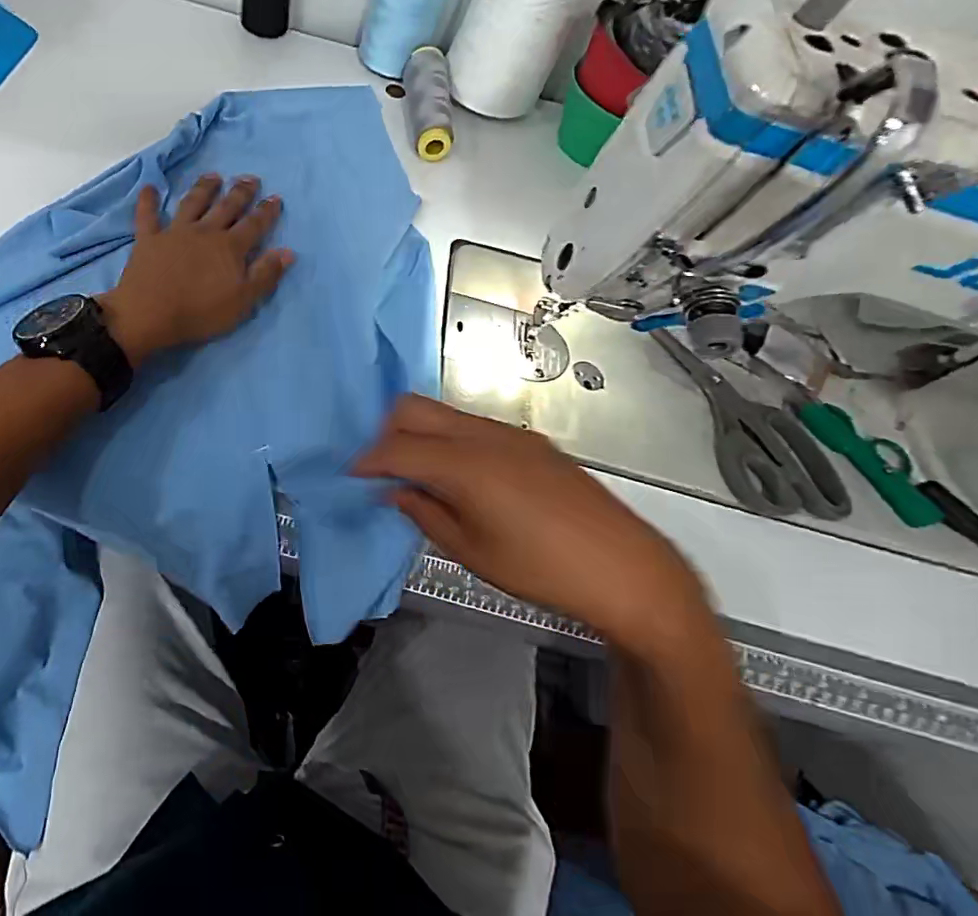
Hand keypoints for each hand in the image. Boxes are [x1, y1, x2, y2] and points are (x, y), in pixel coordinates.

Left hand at [97, 175, 293, 364]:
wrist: (150, 314)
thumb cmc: (200, 312)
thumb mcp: (242, 301)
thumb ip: (265, 275)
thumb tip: (287, 251)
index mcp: (230, 247)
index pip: (254, 225)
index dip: (266, 211)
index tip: (275, 198)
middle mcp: (205, 232)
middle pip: (226, 207)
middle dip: (240, 192)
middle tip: (249, 178)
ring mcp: (175, 232)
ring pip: (192, 203)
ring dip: (204, 188)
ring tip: (213, 176)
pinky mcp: (149, 239)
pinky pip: (148, 215)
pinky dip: (148, 201)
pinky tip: (149, 188)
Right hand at [354, 394, 713, 657]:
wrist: (625, 568)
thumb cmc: (542, 569)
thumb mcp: (472, 551)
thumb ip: (425, 514)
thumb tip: (396, 491)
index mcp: (464, 464)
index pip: (397, 447)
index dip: (368, 460)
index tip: (352, 475)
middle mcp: (484, 435)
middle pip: (414, 409)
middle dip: (386, 433)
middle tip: (380, 470)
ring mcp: (511, 434)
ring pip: (444, 414)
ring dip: (418, 434)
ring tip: (416, 476)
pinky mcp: (531, 443)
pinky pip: (472, 426)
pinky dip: (448, 440)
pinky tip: (457, 477)